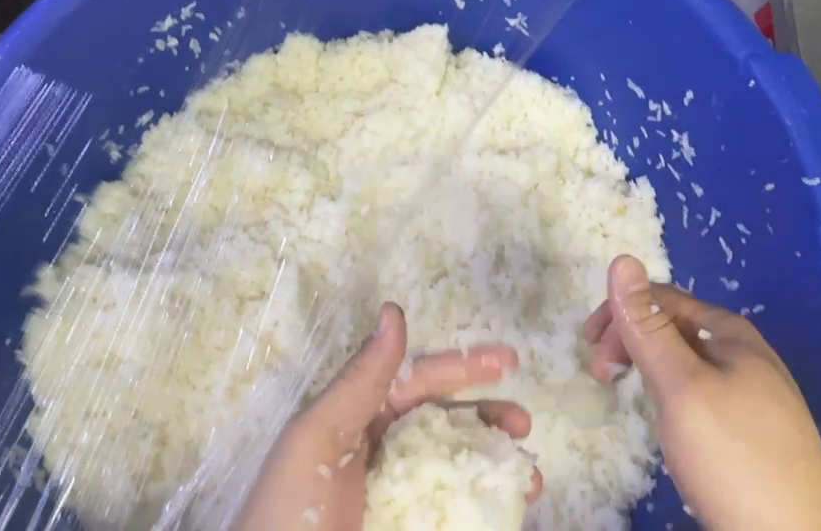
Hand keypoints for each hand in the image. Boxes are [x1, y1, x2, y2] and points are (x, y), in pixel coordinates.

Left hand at [234, 302, 543, 530]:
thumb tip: (394, 311)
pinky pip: (457, 514)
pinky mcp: (413, 529)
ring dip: (497, 465)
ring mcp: (398, 501)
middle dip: (487, 417)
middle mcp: (381, 457)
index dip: (461, 366)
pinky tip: (513, 506)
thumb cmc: (290, 516)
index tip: (508, 361)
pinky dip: (488, 508)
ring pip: (457, 470)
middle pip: (445, 424)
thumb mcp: (316, 441)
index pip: (417, 382)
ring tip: (530, 474)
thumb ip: (360, 381)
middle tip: (523, 424)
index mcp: (355, 423)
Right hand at [584, 255, 820, 530]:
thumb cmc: (736, 457)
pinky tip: (667, 426)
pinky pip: (701, 398)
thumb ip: (649, 327)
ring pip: (687, 366)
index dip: (621, 313)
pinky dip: (671, 399)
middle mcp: (746, 357)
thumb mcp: (682, 386)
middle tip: (601, 376)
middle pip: (675, 329)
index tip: (589, 348)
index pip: (664, 299)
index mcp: (732, 334)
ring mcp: (754, 399)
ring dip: (649, 370)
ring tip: (627, 398)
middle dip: (631, 341)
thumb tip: (622, 258)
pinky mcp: (753, 437)